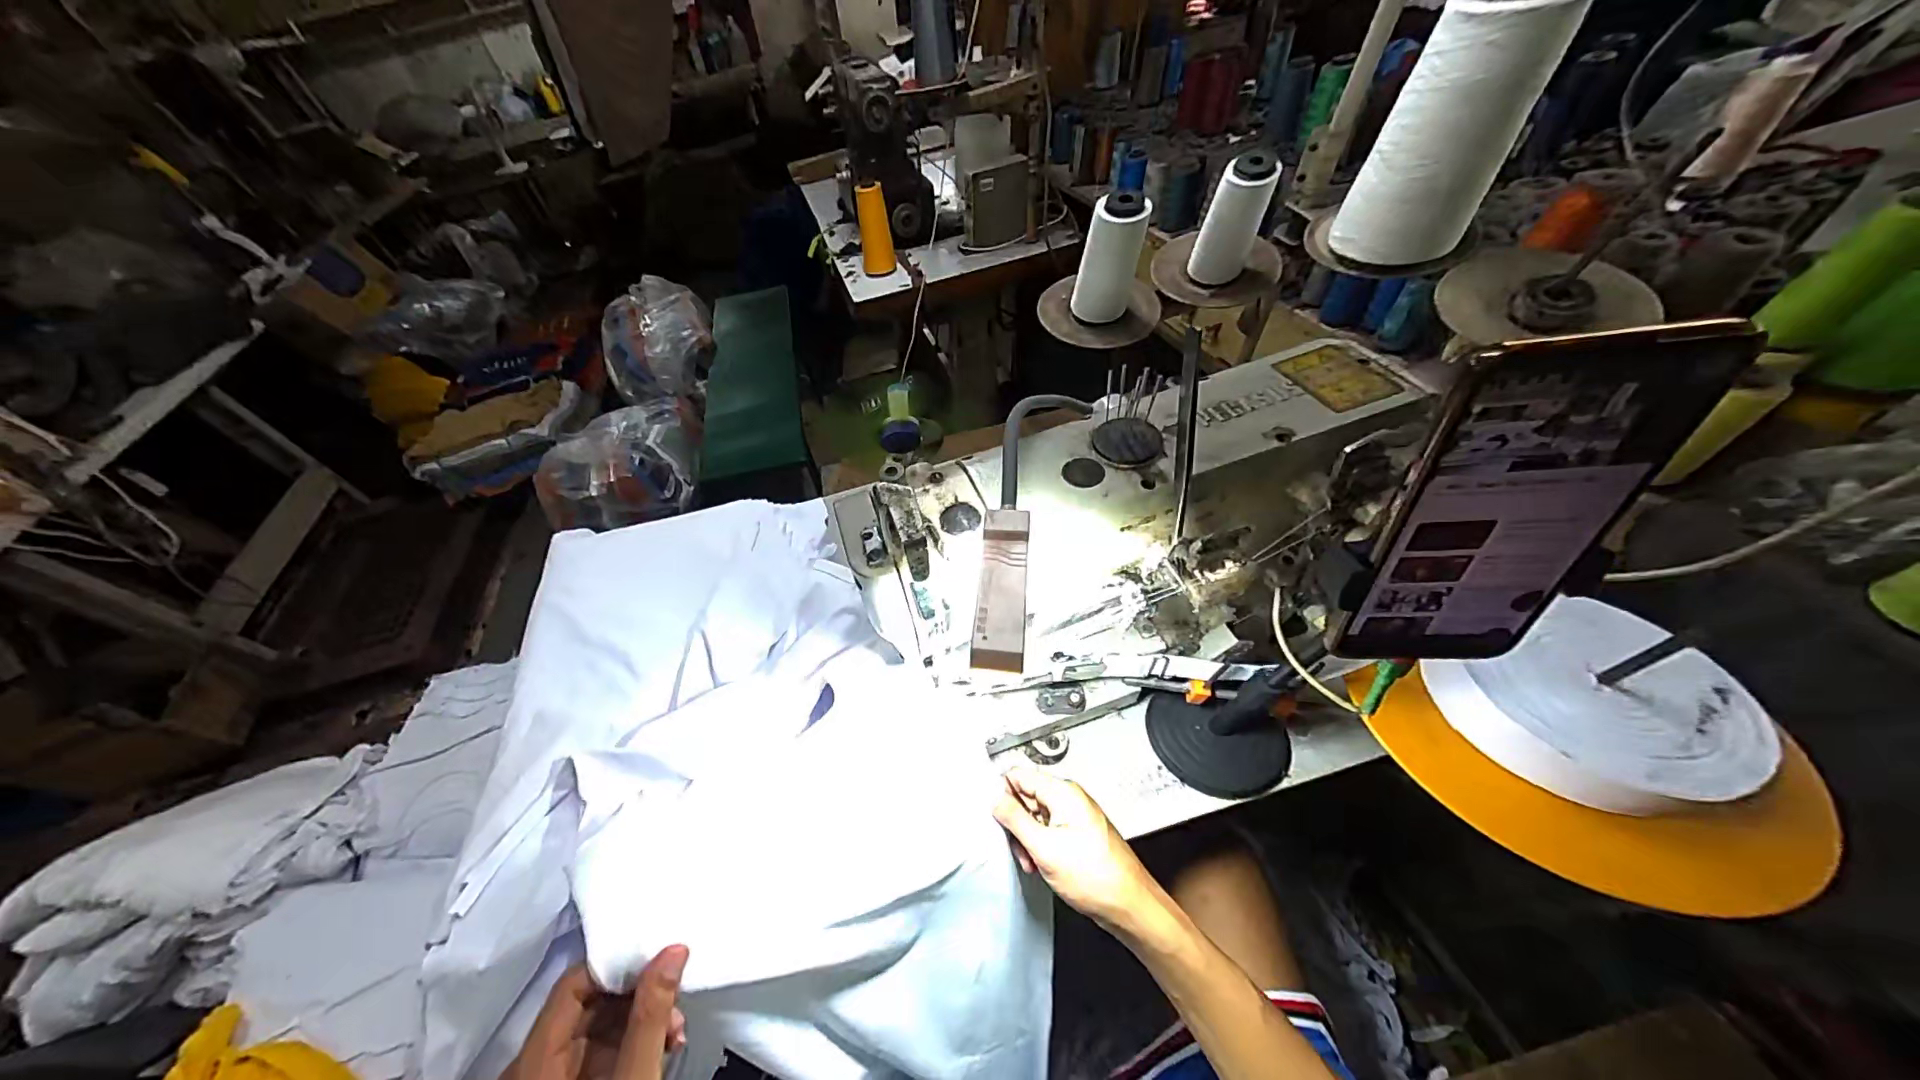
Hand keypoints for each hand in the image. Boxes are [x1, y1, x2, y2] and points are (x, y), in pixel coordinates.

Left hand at [505, 947, 689, 1079]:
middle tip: (675, 1002)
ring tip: (674, 1032)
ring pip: (597, 1029)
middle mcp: (531, 1065)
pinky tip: (660, 1048)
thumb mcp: (633, 1077)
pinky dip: (630, 1044)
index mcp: (533, 1060)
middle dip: (638, 996)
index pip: (573, 982)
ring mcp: (547, 1078)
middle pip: (587, 1004)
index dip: (616, 966)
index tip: (658, 960)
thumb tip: (673, 949)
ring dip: (640, 1021)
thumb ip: (650, 1016)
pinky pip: (596, 1053)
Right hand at [992, 765, 1160, 928]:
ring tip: (1035, 861)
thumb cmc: (1097, 877)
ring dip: (1028, 839)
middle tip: (1020, 847)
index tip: (998, 815)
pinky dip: (1041, 846)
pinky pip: (1050, 831)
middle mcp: (1071, 798)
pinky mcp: (1078, 833)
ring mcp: (1076, 816)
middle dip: (1017, 823)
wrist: (1127, 903)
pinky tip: (1044, 864)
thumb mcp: (1043, 847)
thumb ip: (1015, 819)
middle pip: (1027, 797)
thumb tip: (997, 801)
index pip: (1019, 775)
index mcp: (1063, 792)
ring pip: (1037, 816)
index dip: (1003, 794)